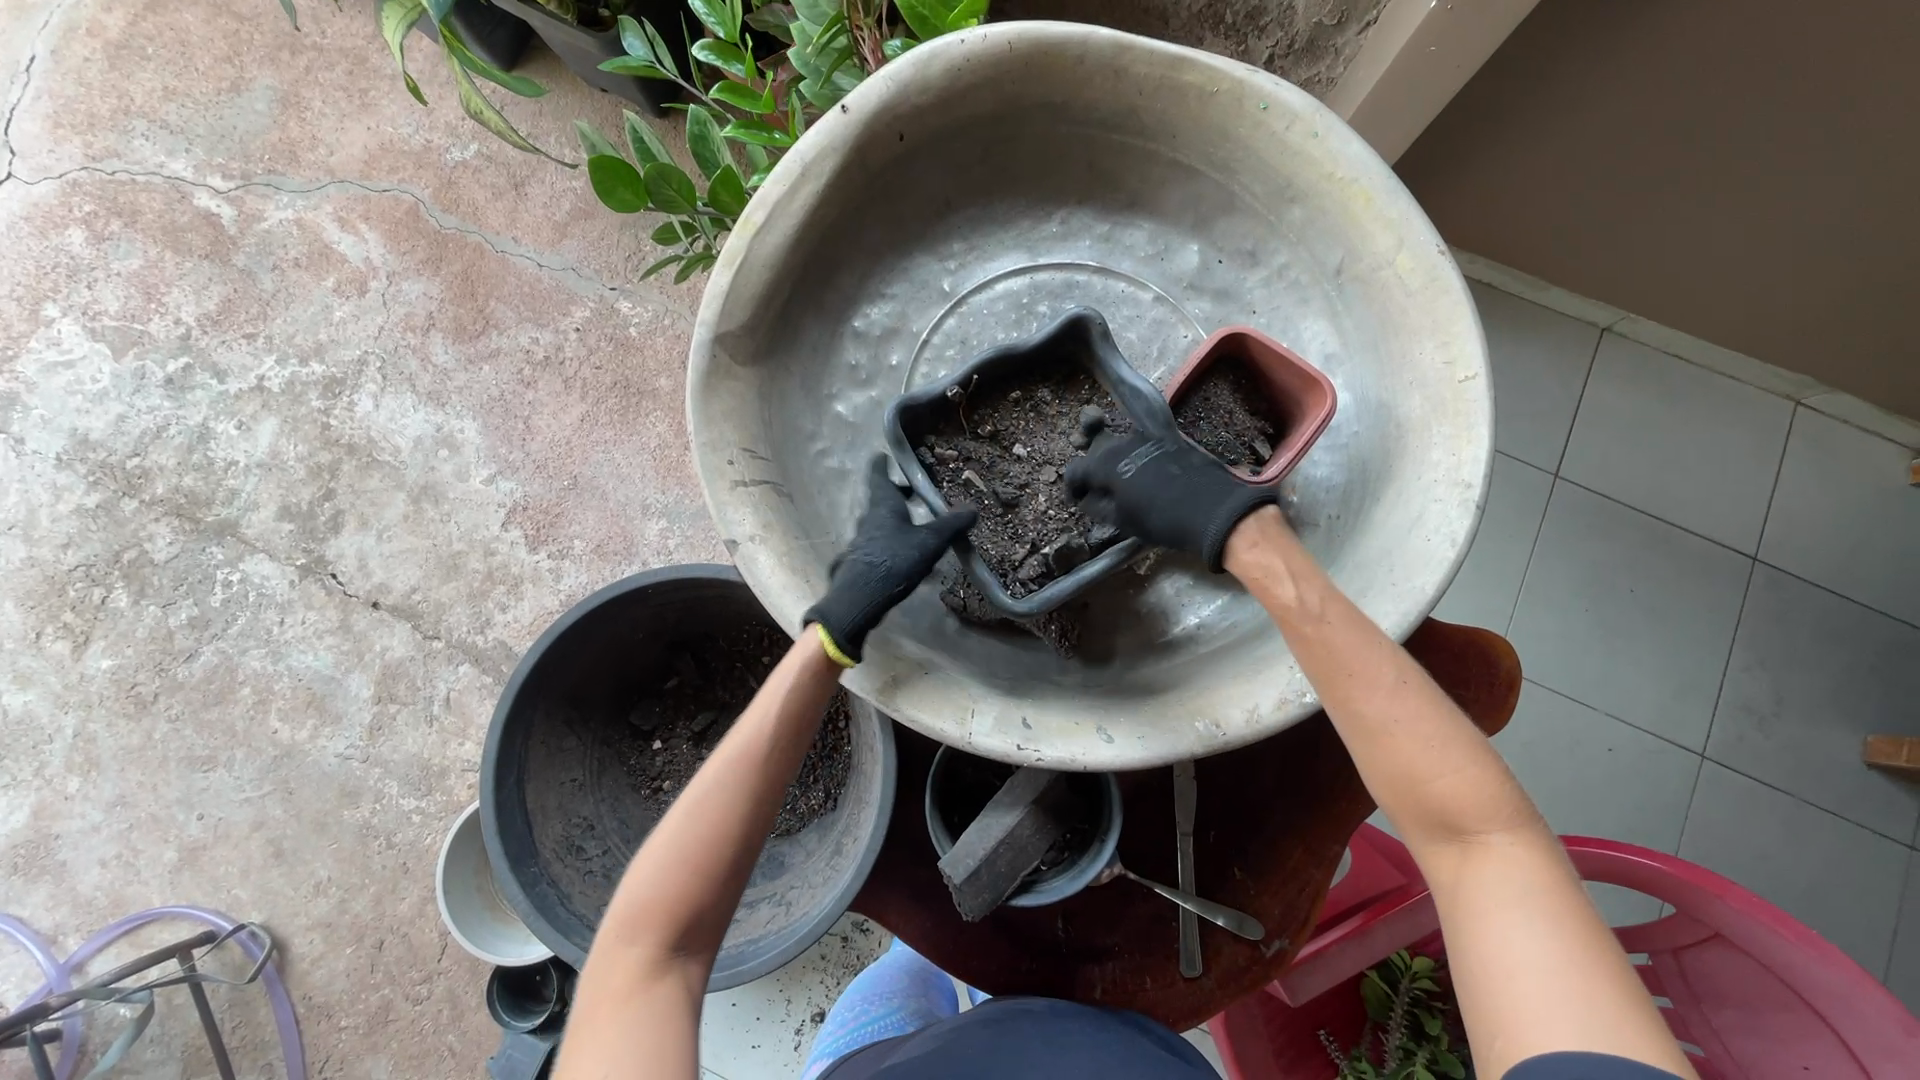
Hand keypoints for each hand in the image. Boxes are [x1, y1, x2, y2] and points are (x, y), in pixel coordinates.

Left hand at [804, 456, 976, 663]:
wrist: (860, 597)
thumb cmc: (895, 560)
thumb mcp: (930, 542)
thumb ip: (951, 525)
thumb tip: (973, 508)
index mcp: (883, 505)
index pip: (879, 476)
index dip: (881, 464)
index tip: (883, 455)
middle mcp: (869, 518)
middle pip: (881, 500)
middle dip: (896, 494)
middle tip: (911, 492)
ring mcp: (862, 541)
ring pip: (880, 523)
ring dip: (895, 520)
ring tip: (915, 525)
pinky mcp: (861, 561)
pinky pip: (880, 544)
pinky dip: (893, 542)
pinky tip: (907, 556)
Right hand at [1064, 432, 1277, 571]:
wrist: (1214, 509)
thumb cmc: (1161, 520)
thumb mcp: (1122, 520)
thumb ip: (1098, 507)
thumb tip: (1087, 500)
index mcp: (1105, 463)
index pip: (1075, 469)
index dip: (1072, 486)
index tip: (1077, 501)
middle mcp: (1122, 442)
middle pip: (1097, 452)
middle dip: (1092, 472)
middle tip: (1097, 493)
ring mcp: (1148, 439)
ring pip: (1120, 447)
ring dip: (1115, 464)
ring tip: (1122, 487)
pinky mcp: (1169, 441)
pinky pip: (1142, 448)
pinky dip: (1136, 461)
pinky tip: (1145, 479)